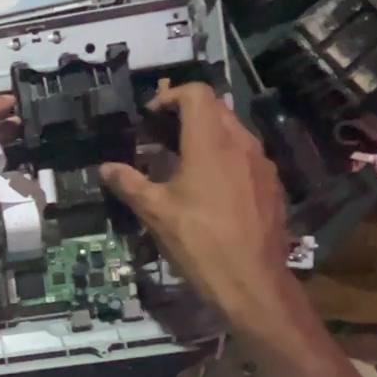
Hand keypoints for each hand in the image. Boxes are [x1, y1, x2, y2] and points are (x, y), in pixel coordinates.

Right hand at [99, 83, 295, 327]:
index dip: (170, 97)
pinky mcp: (271, 185)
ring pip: (232, 133)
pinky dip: (223, 159)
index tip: (150, 117)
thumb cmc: (199, 242)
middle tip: (159, 140)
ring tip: (181, 165)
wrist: (252, 281)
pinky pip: (245, 157)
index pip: (196, 94)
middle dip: (185, 116)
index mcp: (211, 142)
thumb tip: (106, 169)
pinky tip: (208, 190)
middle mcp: (241, 143)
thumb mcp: (155, 213)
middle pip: (216, 110)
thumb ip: (130, 184)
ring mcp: (261, 164)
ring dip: (205, 138)